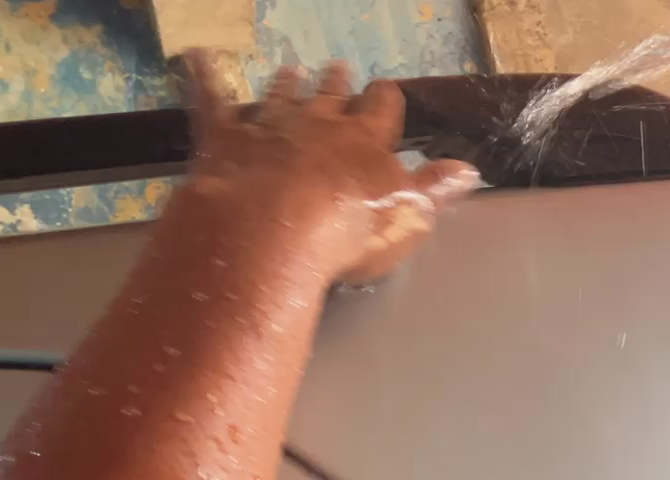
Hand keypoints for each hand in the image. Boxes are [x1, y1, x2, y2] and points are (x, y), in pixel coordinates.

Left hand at [179, 53, 479, 283]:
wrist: (277, 230)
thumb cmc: (350, 230)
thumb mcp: (407, 216)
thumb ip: (434, 190)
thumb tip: (470, 170)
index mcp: (366, 142)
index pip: (383, 111)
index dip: (385, 101)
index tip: (386, 91)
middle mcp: (320, 123)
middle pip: (332, 98)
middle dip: (338, 86)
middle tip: (338, 69)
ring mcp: (271, 126)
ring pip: (282, 96)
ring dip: (288, 84)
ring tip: (292, 70)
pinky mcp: (227, 138)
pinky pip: (214, 101)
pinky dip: (206, 80)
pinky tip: (199, 59)